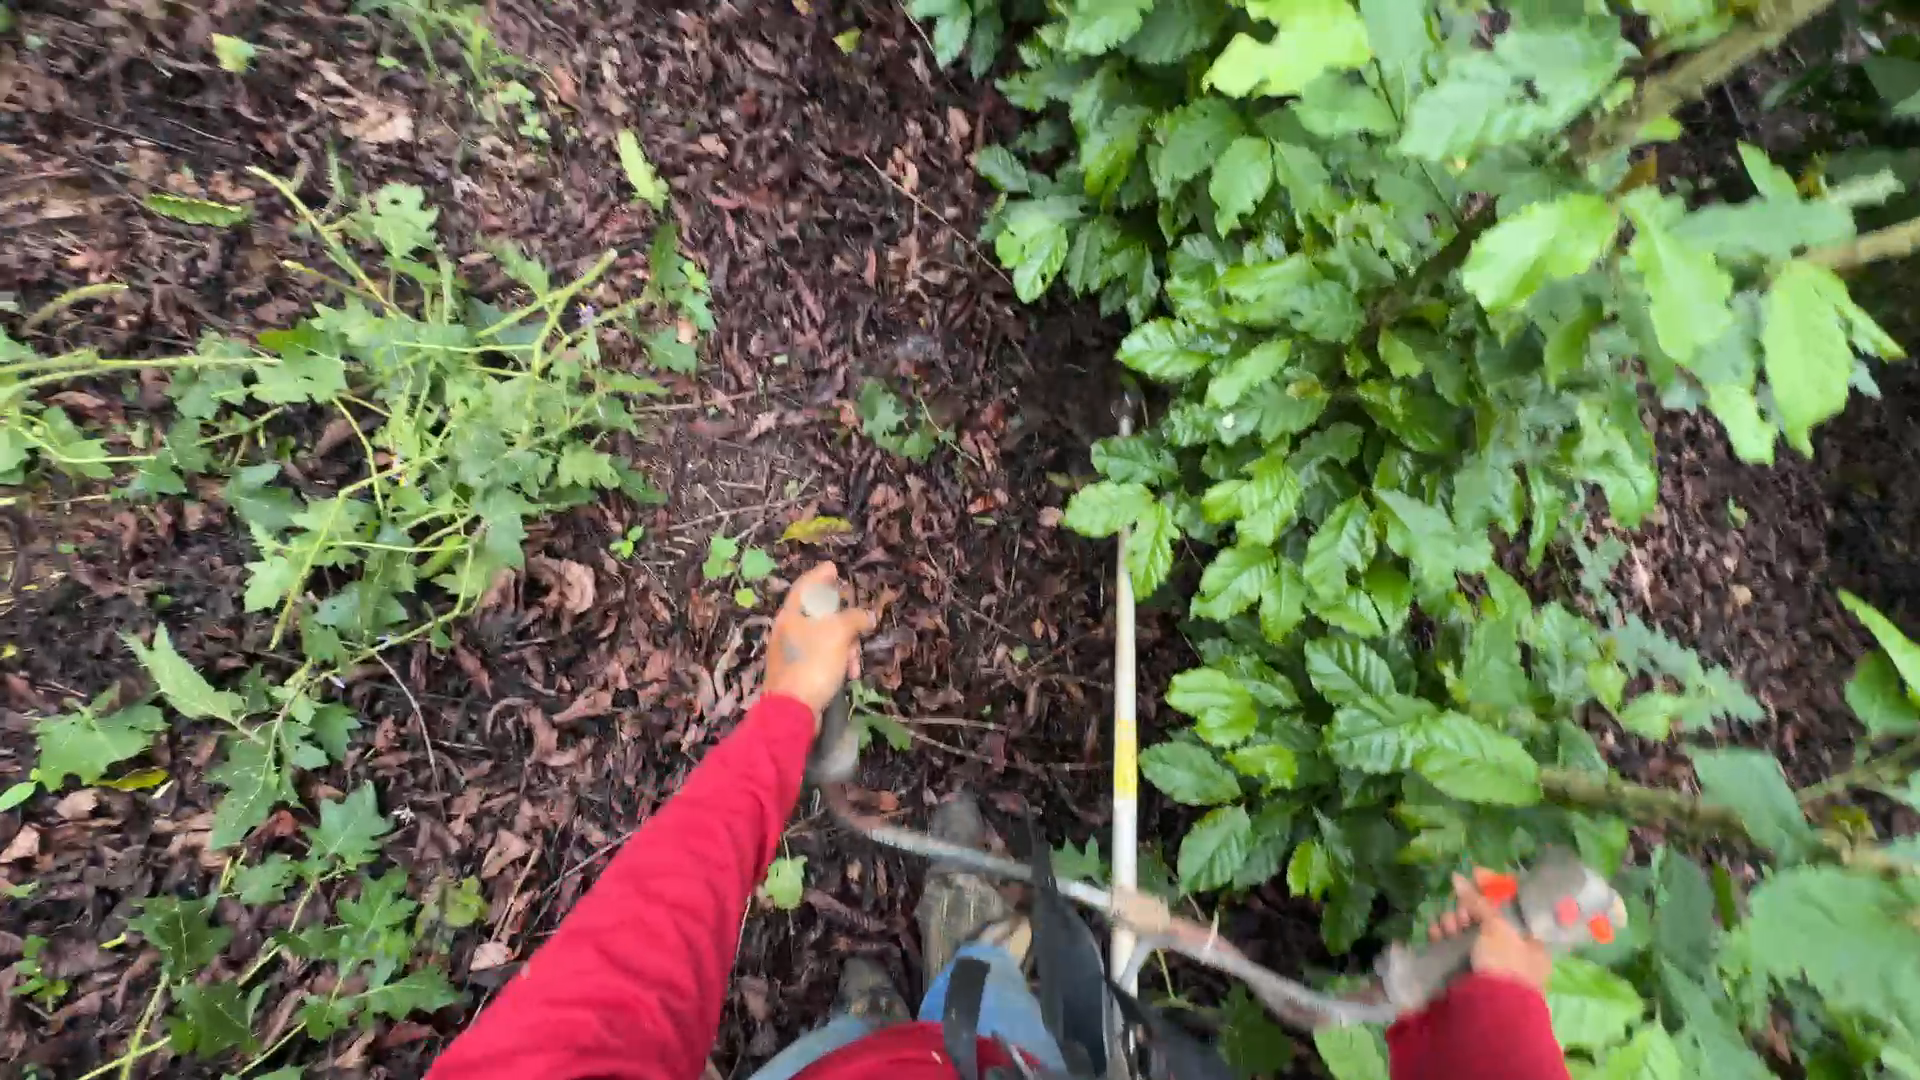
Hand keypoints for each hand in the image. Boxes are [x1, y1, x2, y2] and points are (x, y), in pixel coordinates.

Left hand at [763, 562, 875, 724]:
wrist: (793, 710)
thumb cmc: (813, 663)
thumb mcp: (839, 634)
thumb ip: (855, 618)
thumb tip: (869, 617)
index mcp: (791, 614)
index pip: (806, 586)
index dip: (821, 576)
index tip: (834, 568)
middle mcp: (788, 629)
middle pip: (819, 613)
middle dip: (844, 620)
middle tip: (861, 622)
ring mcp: (792, 652)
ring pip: (825, 637)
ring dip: (846, 646)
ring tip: (855, 662)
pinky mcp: (798, 672)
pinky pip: (823, 657)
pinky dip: (838, 661)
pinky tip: (849, 674)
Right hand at [1426, 869, 1552, 992]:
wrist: (1492, 1007)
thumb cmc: (1506, 963)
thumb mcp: (1498, 927)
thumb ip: (1478, 901)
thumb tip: (1457, 876)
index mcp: (1530, 943)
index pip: (1511, 909)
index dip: (1492, 891)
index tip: (1474, 874)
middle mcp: (1510, 951)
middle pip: (1483, 918)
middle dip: (1466, 909)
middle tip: (1460, 911)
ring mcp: (1486, 961)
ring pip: (1464, 930)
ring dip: (1452, 921)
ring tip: (1447, 925)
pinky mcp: (1464, 969)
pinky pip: (1451, 944)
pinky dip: (1443, 936)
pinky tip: (1437, 932)